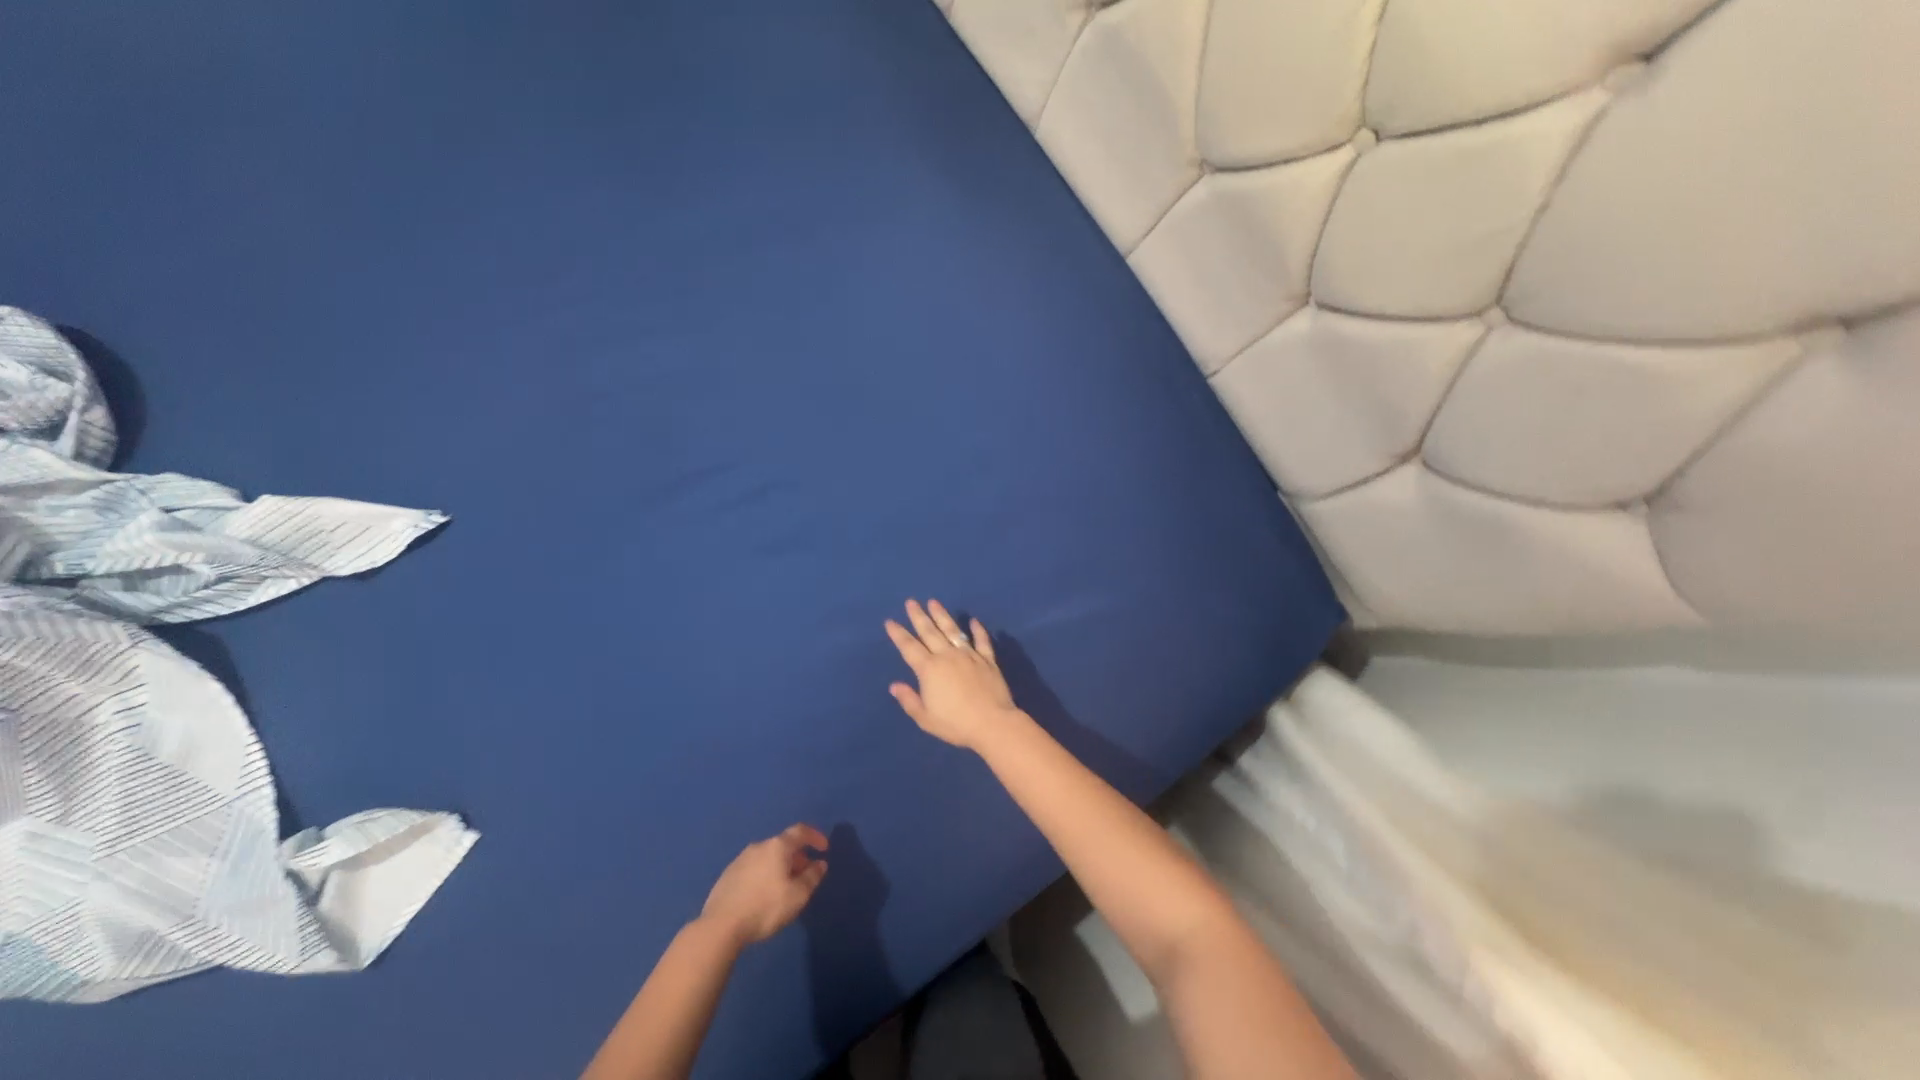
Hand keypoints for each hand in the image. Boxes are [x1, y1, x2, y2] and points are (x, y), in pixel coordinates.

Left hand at [700, 825, 828, 946]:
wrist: (721, 926)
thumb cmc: (765, 907)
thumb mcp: (798, 895)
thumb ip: (812, 877)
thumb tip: (819, 864)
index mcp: (777, 847)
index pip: (800, 831)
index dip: (815, 837)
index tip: (824, 849)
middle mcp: (758, 847)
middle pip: (783, 845)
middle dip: (798, 857)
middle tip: (806, 875)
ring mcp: (740, 860)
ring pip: (767, 857)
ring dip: (781, 866)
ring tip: (786, 887)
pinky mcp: (728, 875)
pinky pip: (754, 868)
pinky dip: (765, 874)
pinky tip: (764, 894)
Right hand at [884, 599, 1021, 750]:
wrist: (992, 723)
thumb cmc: (955, 724)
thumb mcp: (925, 718)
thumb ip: (909, 700)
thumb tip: (894, 685)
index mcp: (929, 669)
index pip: (909, 647)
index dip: (898, 634)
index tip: (890, 621)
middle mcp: (947, 656)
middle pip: (930, 632)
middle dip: (918, 616)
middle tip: (911, 602)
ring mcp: (969, 655)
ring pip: (953, 631)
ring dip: (942, 616)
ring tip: (934, 602)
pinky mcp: (988, 660)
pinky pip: (982, 641)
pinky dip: (978, 630)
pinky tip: (974, 621)